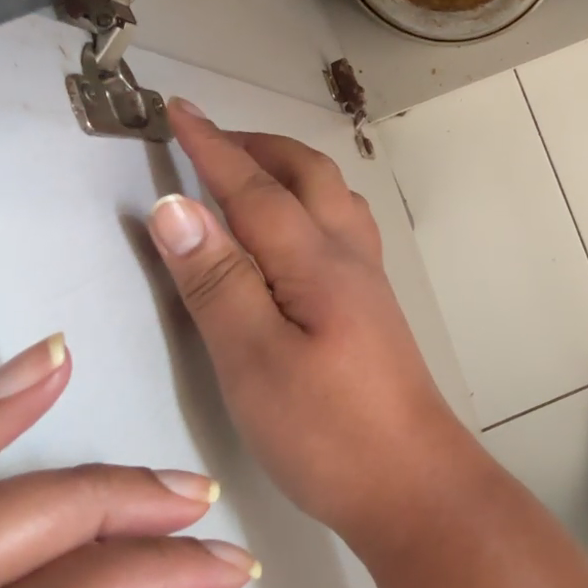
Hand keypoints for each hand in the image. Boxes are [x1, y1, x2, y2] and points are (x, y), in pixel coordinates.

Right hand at [145, 99, 481, 550]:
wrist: (412, 479)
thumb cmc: (328, 430)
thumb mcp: (254, 361)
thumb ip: (217, 281)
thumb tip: (177, 206)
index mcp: (315, 261)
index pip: (254, 187)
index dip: (212, 146)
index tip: (176, 109)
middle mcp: (348, 255)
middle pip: (307, 175)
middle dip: (257, 145)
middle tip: (207, 137)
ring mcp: (368, 278)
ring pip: (333, 195)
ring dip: (290, 168)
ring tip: (249, 171)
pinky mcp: (373, 304)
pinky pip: (344, 224)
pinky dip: (313, 201)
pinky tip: (300, 228)